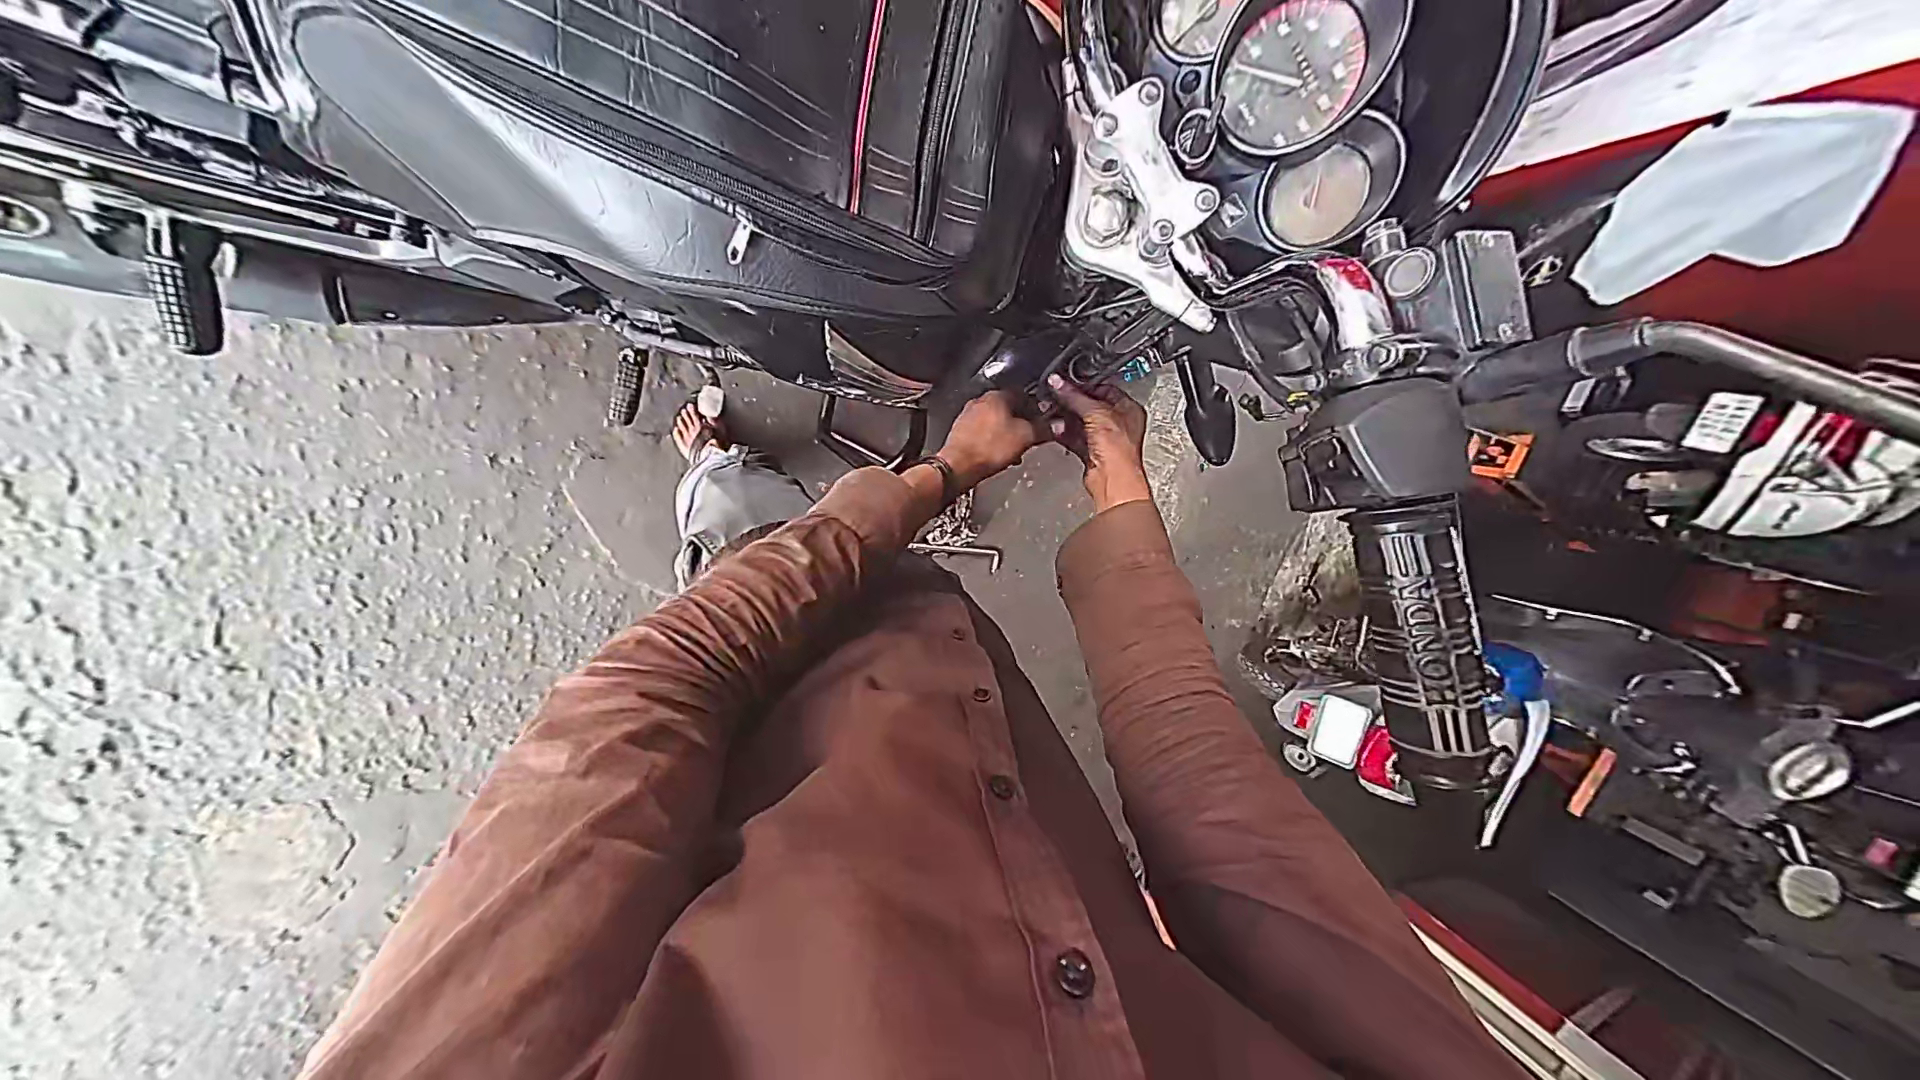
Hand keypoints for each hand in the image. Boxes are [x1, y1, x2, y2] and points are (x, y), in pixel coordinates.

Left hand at [936, 389, 1046, 490]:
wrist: (958, 466)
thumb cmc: (988, 449)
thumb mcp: (1025, 437)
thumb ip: (1042, 428)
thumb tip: (1055, 425)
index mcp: (997, 396)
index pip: (1023, 394)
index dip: (1036, 408)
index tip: (1042, 420)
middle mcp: (980, 402)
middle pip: (1008, 409)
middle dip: (1020, 423)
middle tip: (1029, 437)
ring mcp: (968, 416)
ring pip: (995, 422)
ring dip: (1006, 434)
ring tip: (1014, 450)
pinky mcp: (960, 433)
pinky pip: (982, 433)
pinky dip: (992, 442)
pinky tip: (997, 455)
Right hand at [1046, 374, 1151, 511]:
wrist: (1112, 480)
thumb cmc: (1119, 450)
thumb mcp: (1096, 413)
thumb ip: (1074, 397)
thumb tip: (1059, 383)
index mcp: (1128, 409)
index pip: (1105, 389)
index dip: (1085, 385)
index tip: (1067, 382)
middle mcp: (1118, 424)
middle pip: (1091, 406)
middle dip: (1072, 402)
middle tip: (1056, 395)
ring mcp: (1104, 440)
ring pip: (1081, 423)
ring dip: (1066, 417)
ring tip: (1052, 410)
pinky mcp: (1091, 453)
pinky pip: (1074, 438)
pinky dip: (1064, 433)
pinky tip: (1055, 428)